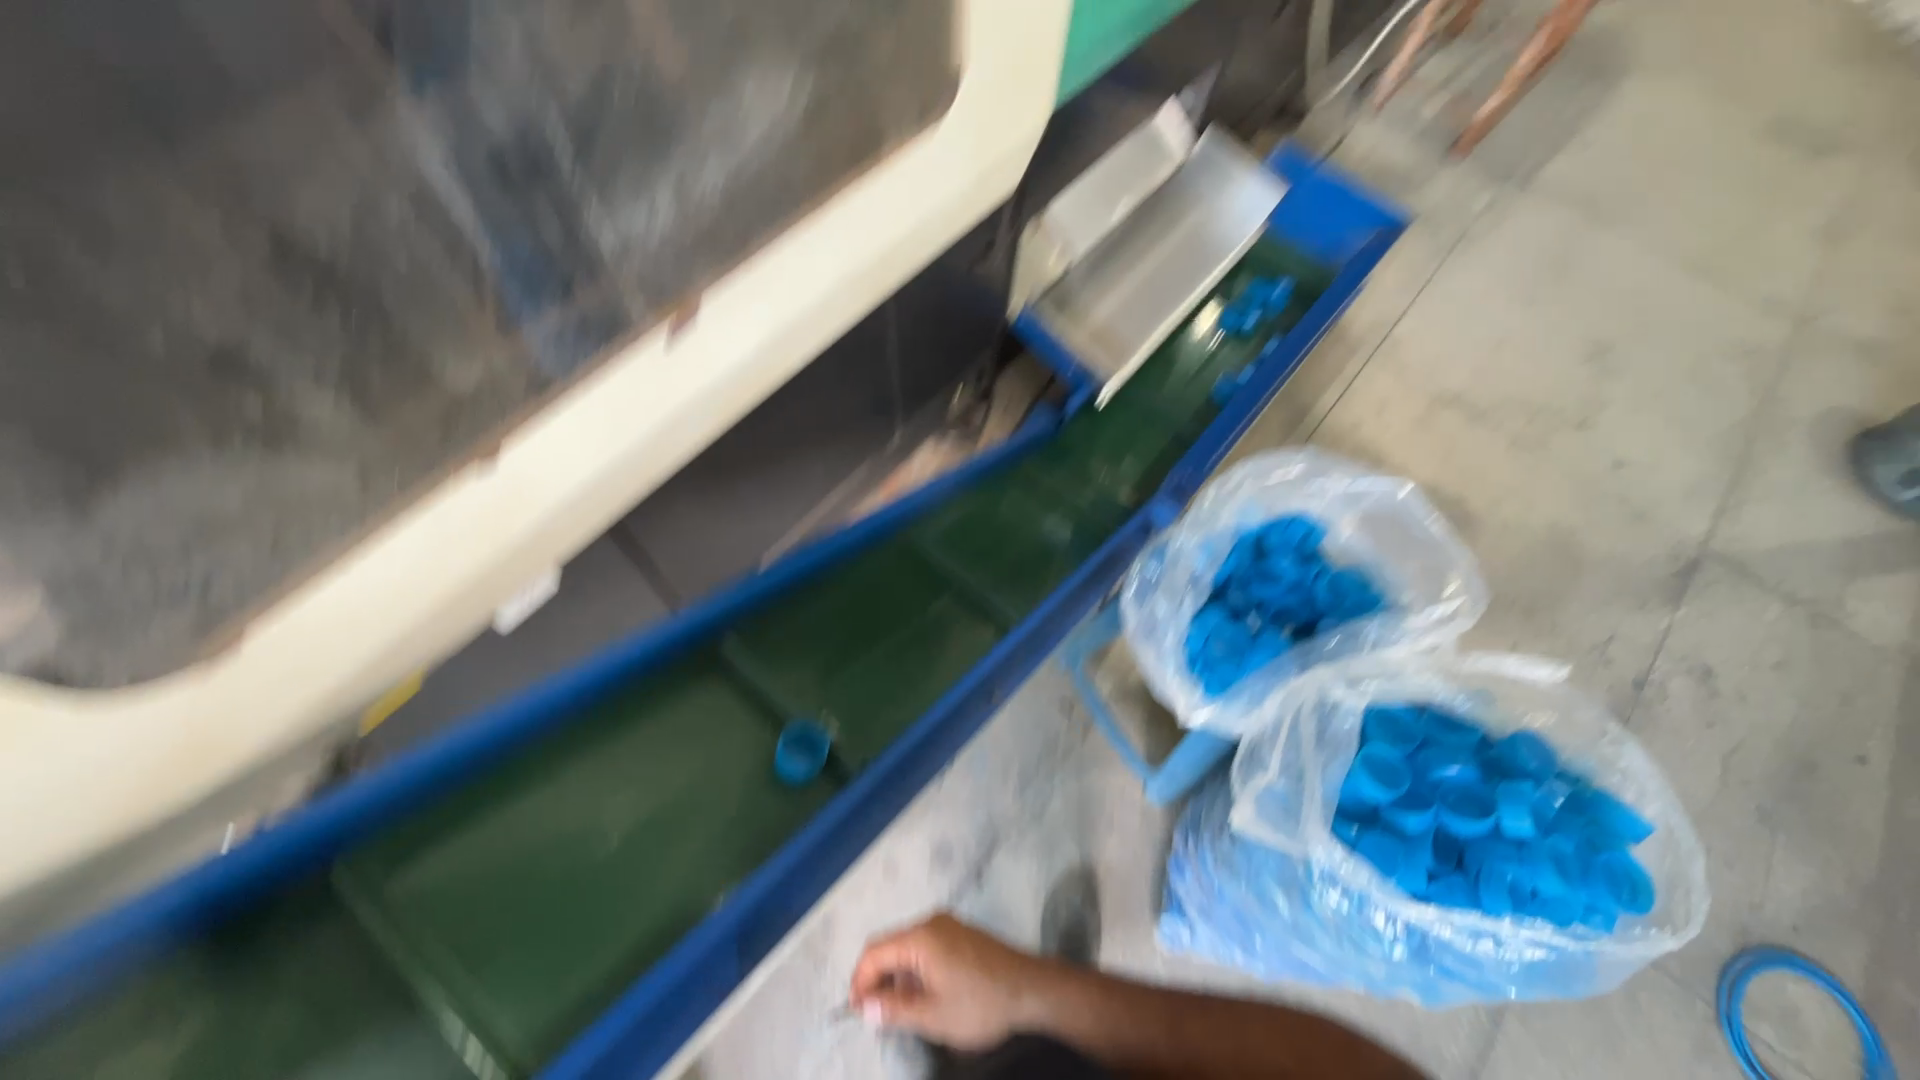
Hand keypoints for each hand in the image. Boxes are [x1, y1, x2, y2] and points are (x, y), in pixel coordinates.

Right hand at [847, 914, 1061, 1050]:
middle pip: (889, 946)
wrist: (1032, 989)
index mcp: (920, 937)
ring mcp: (948, 926)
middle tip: (874, 1014)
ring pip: (907, 948)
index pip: (874, 953)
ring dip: (896, 976)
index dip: (859, 982)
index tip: (856, 1011)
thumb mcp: (933, 1016)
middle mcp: (931, 923)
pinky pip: (925, 947)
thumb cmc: (980, 1004)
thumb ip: (894, 1010)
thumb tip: (864, 1007)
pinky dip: (915, 970)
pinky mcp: (960, 934)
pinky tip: (922, 995)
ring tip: (897, 1010)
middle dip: (876, 979)